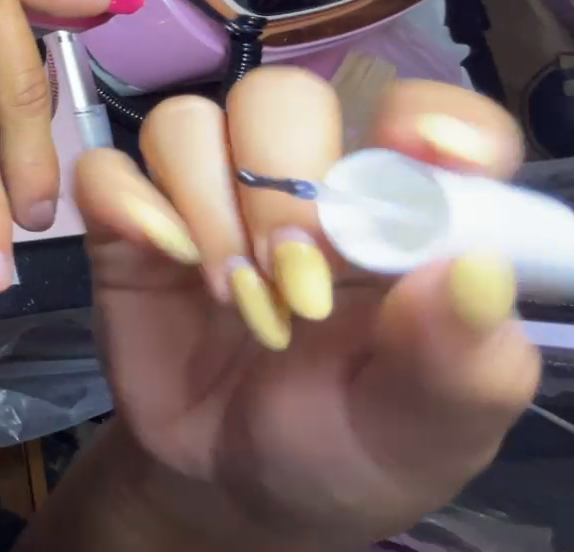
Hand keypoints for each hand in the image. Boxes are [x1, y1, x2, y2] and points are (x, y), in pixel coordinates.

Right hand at [74, 67, 539, 547]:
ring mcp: (198, 197)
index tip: (420, 152)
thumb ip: (459, 362)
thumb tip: (472, 267)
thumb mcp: (422, 432)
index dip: (427, 115)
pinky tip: (159, 257)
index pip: (424, 118)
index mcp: (394, 220)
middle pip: (275, 96)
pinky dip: (126, 201)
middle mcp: (293, 187)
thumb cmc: (341, 451)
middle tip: (293, 276)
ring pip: (183, 121)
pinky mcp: (122, 221)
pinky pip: (103, 168)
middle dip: (280, 177)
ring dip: (203, 200)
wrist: (218, 478)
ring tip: (232, 293)